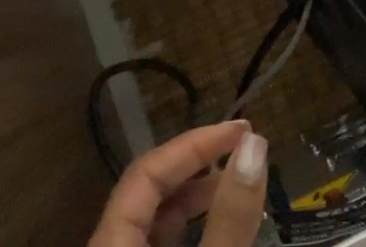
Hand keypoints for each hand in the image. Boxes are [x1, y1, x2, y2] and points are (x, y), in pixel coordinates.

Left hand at [88, 120, 268, 246]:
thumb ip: (227, 218)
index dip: (195, 143)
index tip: (242, 129)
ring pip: (156, 217)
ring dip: (197, 195)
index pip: (148, 169)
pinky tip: (221, 223)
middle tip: (245, 148)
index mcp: (109, 240)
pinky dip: (191, 226)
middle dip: (198, 164)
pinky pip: (159, 241)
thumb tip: (255, 146)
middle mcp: (109, 245)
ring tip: (239, 181)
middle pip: (149, 190)